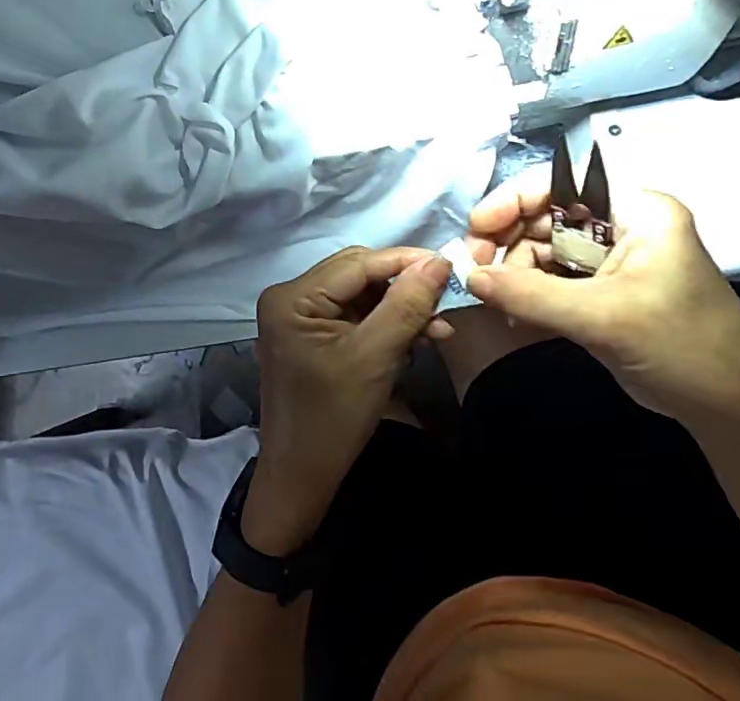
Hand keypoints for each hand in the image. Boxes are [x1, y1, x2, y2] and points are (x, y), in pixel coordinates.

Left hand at [247, 246, 452, 553]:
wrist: (302, 478)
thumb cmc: (333, 418)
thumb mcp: (375, 357)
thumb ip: (406, 305)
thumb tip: (438, 261)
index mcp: (292, 297)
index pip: (358, 263)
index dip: (406, 261)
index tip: (450, 265)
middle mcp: (290, 297)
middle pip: (359, 274)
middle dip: (404, 286)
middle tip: (445, 298)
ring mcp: (300, 316)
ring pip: (362, 294)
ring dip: (400, 307)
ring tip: (438, 328)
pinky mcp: (313, 335)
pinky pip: (357, 315)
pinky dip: (387, 323)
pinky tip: (418, 338)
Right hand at [464, 180, 739, 429]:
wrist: (732, 408)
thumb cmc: (681, 346)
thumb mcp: (603, 317)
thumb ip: (530, 295)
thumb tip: (468, 278)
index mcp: (636, 209)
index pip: (561, 184)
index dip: (513, 200)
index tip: (476, 231)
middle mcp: (621, 224)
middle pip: (547, 216)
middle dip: (508, 242)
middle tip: (475, 272)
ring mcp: (611, 258)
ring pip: (544, 249)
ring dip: (515, 272)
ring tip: (497, 300)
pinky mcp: (602, 290)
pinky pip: (553, 278)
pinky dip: (529, 292)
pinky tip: (512, 311)